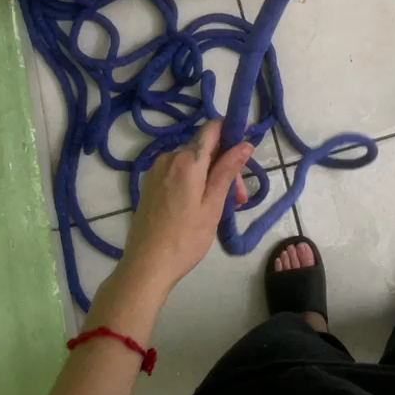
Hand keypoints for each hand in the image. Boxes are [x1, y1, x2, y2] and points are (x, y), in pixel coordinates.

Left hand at [116, 120, 253, 295]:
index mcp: (186, 160)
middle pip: (205, 148)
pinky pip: (180, 171)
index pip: (212, 128)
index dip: (232, 128)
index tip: (250, 138)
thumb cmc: (184, 240)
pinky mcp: (151, 182)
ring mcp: (157, 169)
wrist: (145, 267)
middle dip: (226, 165)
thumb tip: (245, 144)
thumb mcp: (212, 206)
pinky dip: (196, 180)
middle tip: (239, 198)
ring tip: (223, 207)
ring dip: (212, 175)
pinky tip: (202, 205)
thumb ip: (227, 171)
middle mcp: (169, 157)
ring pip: (193, 161)